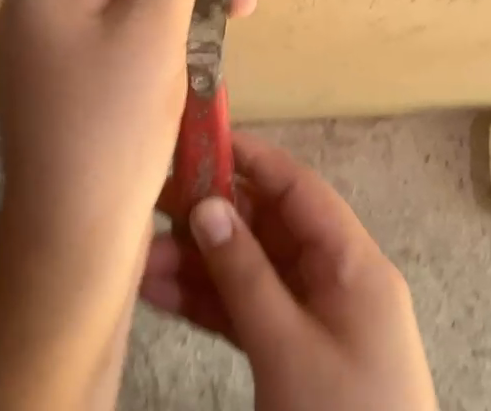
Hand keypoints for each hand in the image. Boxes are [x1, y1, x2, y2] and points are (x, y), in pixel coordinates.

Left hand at [0, 0, 255, 255]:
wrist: (71, 232)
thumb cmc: (115, 123)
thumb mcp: (154, 30)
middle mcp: (32, 0)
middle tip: (240, 5)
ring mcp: (38, 43)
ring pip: (115, 3)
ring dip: (170, 12)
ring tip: (221, 40)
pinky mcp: (53, 78)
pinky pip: (105, 39)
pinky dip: (146, 43)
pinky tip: (186, 66)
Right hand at [141, 133, 437, 410]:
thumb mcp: (289, 346)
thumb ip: (244, 273)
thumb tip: (205, 206)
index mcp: (351, 265)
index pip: (297, 189)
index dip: (249, 158)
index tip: (195, 140)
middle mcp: (330, 280)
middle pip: (263, 227)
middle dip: (207, 217)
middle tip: (148, 204)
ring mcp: (309, 316)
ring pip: (245, 270)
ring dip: (194, 265)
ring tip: (140, 264)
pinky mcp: (289, 349)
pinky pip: (241, 309)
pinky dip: (203, 302)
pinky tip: (157, 296)